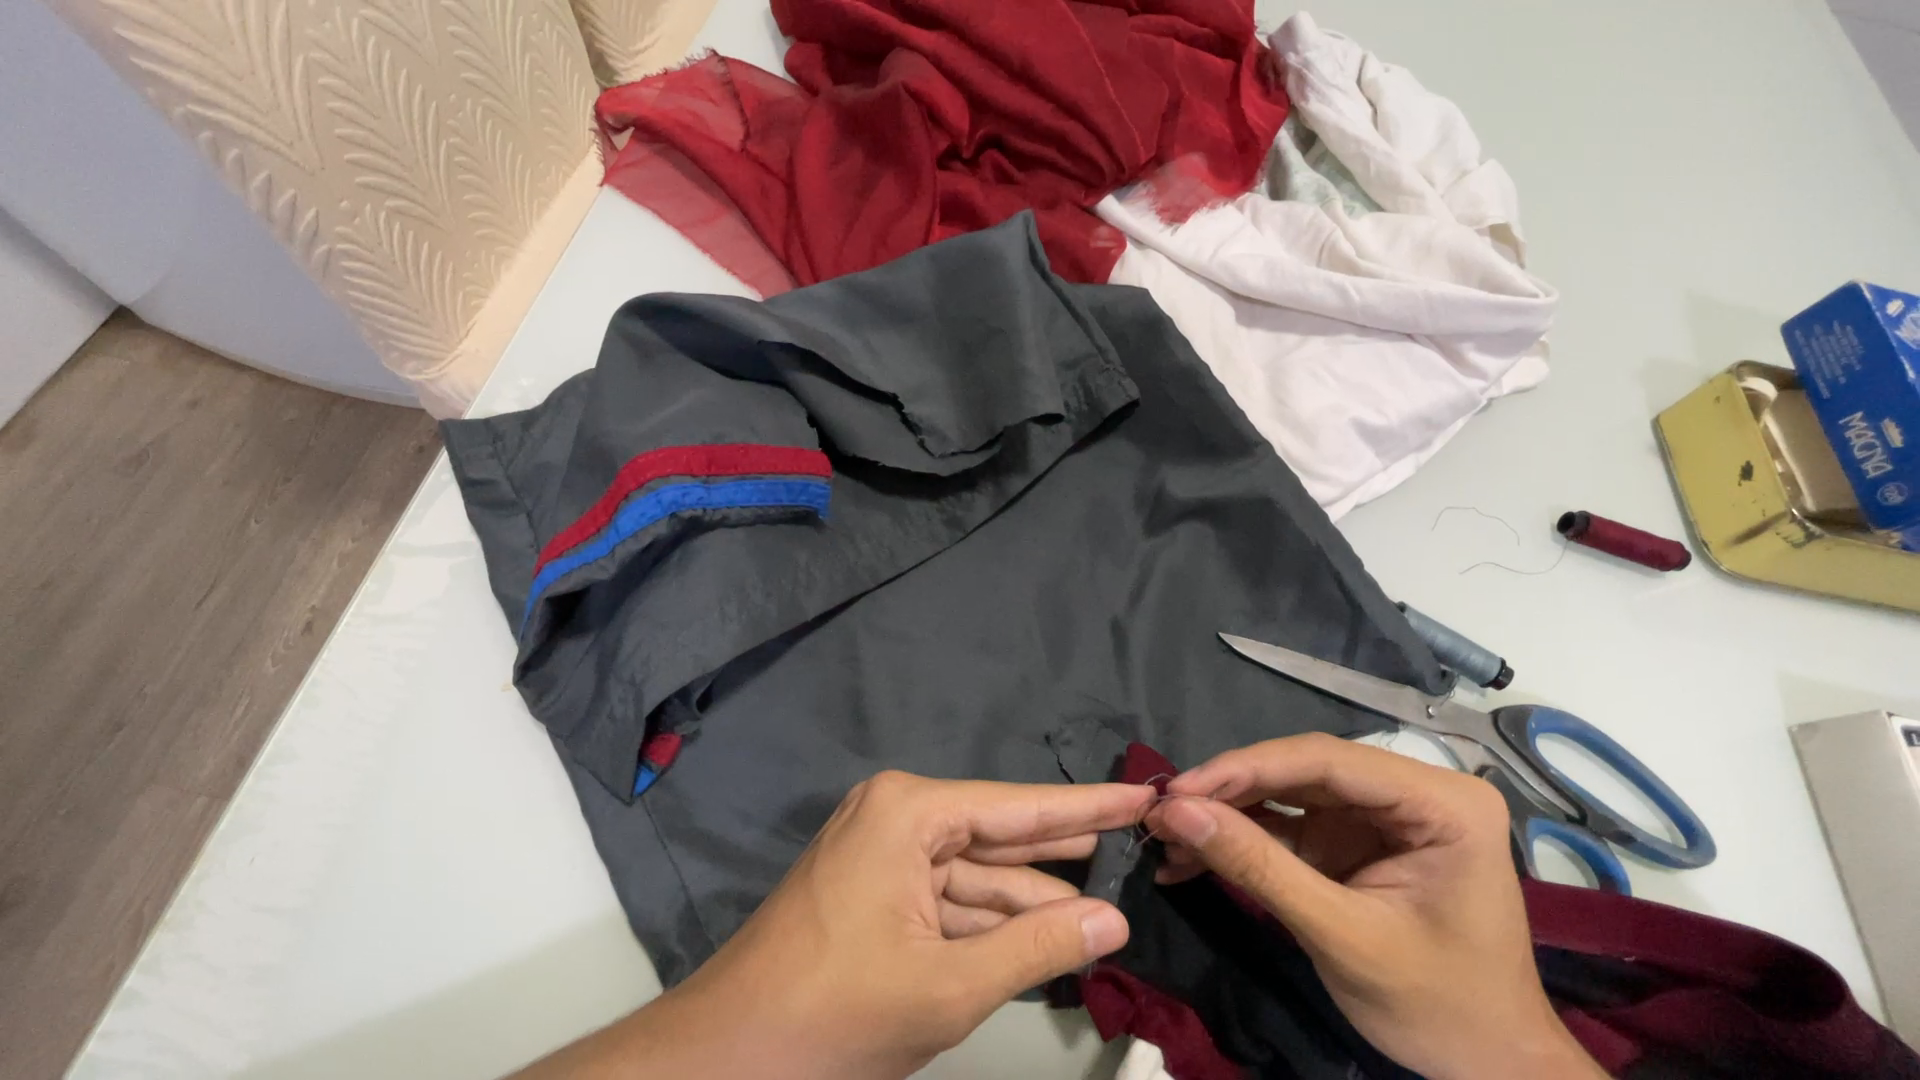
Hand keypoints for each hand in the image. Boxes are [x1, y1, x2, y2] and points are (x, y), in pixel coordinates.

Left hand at [514, 771, 1153, 1079]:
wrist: (724, 1059)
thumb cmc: (835, 1013)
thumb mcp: (949, 985)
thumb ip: (1037, 947)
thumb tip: (1114, 922)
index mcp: (910, 812)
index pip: (1019, 807)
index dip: (1088, 808)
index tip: (1145, 796)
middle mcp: (898, 817)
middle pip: (1001, 837)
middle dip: (1068, 857)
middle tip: (1144, 850)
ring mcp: (885, 854)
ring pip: (978, 876)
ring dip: (1034, 904)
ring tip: (1110, 911)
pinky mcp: (878, 892)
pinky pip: (951, 901)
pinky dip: (994, 925)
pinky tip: (1049, 937)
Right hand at [1145, 734, 1604, 1079]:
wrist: (1487, 1069)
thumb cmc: (1436, 1005)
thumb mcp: (1341, 935)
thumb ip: (1259, 867)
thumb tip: (1174, 811)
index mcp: (1441, 801)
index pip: (1327, 760)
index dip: (1245, 769)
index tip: (1177, 791)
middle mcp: (1413, 791)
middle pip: (1303, 770)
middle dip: (1229, 791)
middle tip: (1161, 810)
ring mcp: (1381, 815)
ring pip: (1287, 792)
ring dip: (1227, 814)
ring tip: (1165, 833)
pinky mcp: (1355, 840)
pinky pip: (1289, 824)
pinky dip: (1242, 840)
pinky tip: (1193, 854)